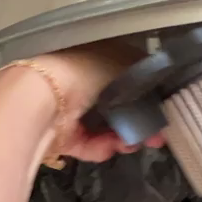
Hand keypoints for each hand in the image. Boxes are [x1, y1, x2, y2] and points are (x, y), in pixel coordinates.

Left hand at [27, 41, 163, 163]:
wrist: (40, 100)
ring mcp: (68, 109)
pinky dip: (103, 146)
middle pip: (115, 102)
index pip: (122, 71)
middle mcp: (78, 79)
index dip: (144, 89)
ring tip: (138, 143)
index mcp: (90, 54)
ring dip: (125, 135)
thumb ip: (140, 71)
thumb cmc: (82, 71)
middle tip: (157, 135)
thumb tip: (155, 78)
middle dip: (139, 119)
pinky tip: (114, 146)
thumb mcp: (120, 62)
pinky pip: (89, 143)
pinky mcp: (61, 135)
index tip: (162, 104)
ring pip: (105, 126)